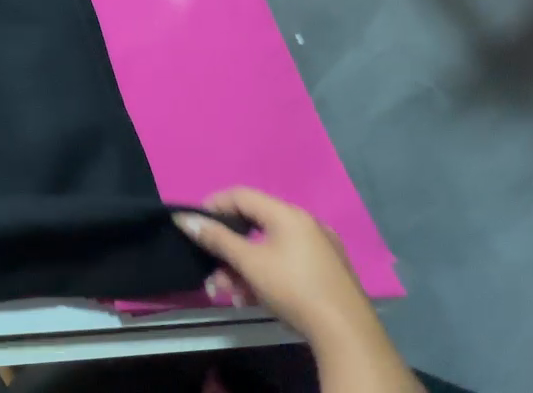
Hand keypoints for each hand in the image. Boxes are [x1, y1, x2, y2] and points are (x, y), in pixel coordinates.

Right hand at [174, 187, 375, 343]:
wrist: (348, 336)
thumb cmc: (293, 288)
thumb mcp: (247, 262)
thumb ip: (215, 237)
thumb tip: (183, 218)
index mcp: (288, 215)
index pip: (240, 195)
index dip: (213, 205)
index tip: (196, 225)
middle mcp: (306, 225)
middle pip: (253, 226)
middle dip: (227, 248)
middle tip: (212, 267)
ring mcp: (321, 250)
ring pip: (267, 249)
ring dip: (242, 267)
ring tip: (230, 292)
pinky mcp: (328, 273)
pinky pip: (286, 263)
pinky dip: (265, 274)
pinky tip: (253, 298)